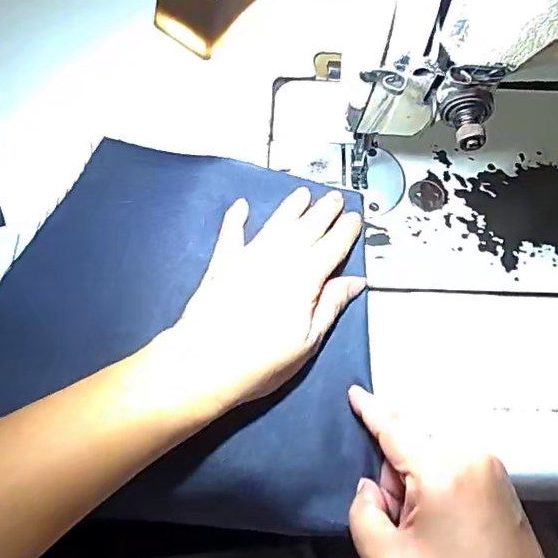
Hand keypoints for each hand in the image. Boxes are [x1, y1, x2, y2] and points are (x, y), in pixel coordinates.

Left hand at [158, 189, 365, 412]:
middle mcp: (278, 260)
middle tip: (334, 198)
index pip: (333, 245)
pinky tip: (241, 206)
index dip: (345, 230)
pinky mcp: (222, 263)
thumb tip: (352, 284)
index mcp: (305, 278)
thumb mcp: (307, 341)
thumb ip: (330, 305)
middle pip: (307, 227)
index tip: (353, 218)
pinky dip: (236, 218)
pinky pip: (232, 232)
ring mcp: (248, 257)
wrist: (204, 363)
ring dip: (291, 207)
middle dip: (323, 211)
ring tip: (302, 195)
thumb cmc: (257, 361)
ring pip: (276, 223)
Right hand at [347, 386, 557, 557]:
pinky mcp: (499, 480)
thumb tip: (371, 487)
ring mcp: (489, 465)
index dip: (368, 409)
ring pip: (430, 455)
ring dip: (416, 482)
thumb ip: (362, 512)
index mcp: (441, 470)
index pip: (394, 428)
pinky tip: (443, 528)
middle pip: (410, 444)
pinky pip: (451, 465)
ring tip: (426, 534)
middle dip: (395, 475)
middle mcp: (469, 455)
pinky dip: (435, 485)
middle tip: (401, 525)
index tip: (353, 392)